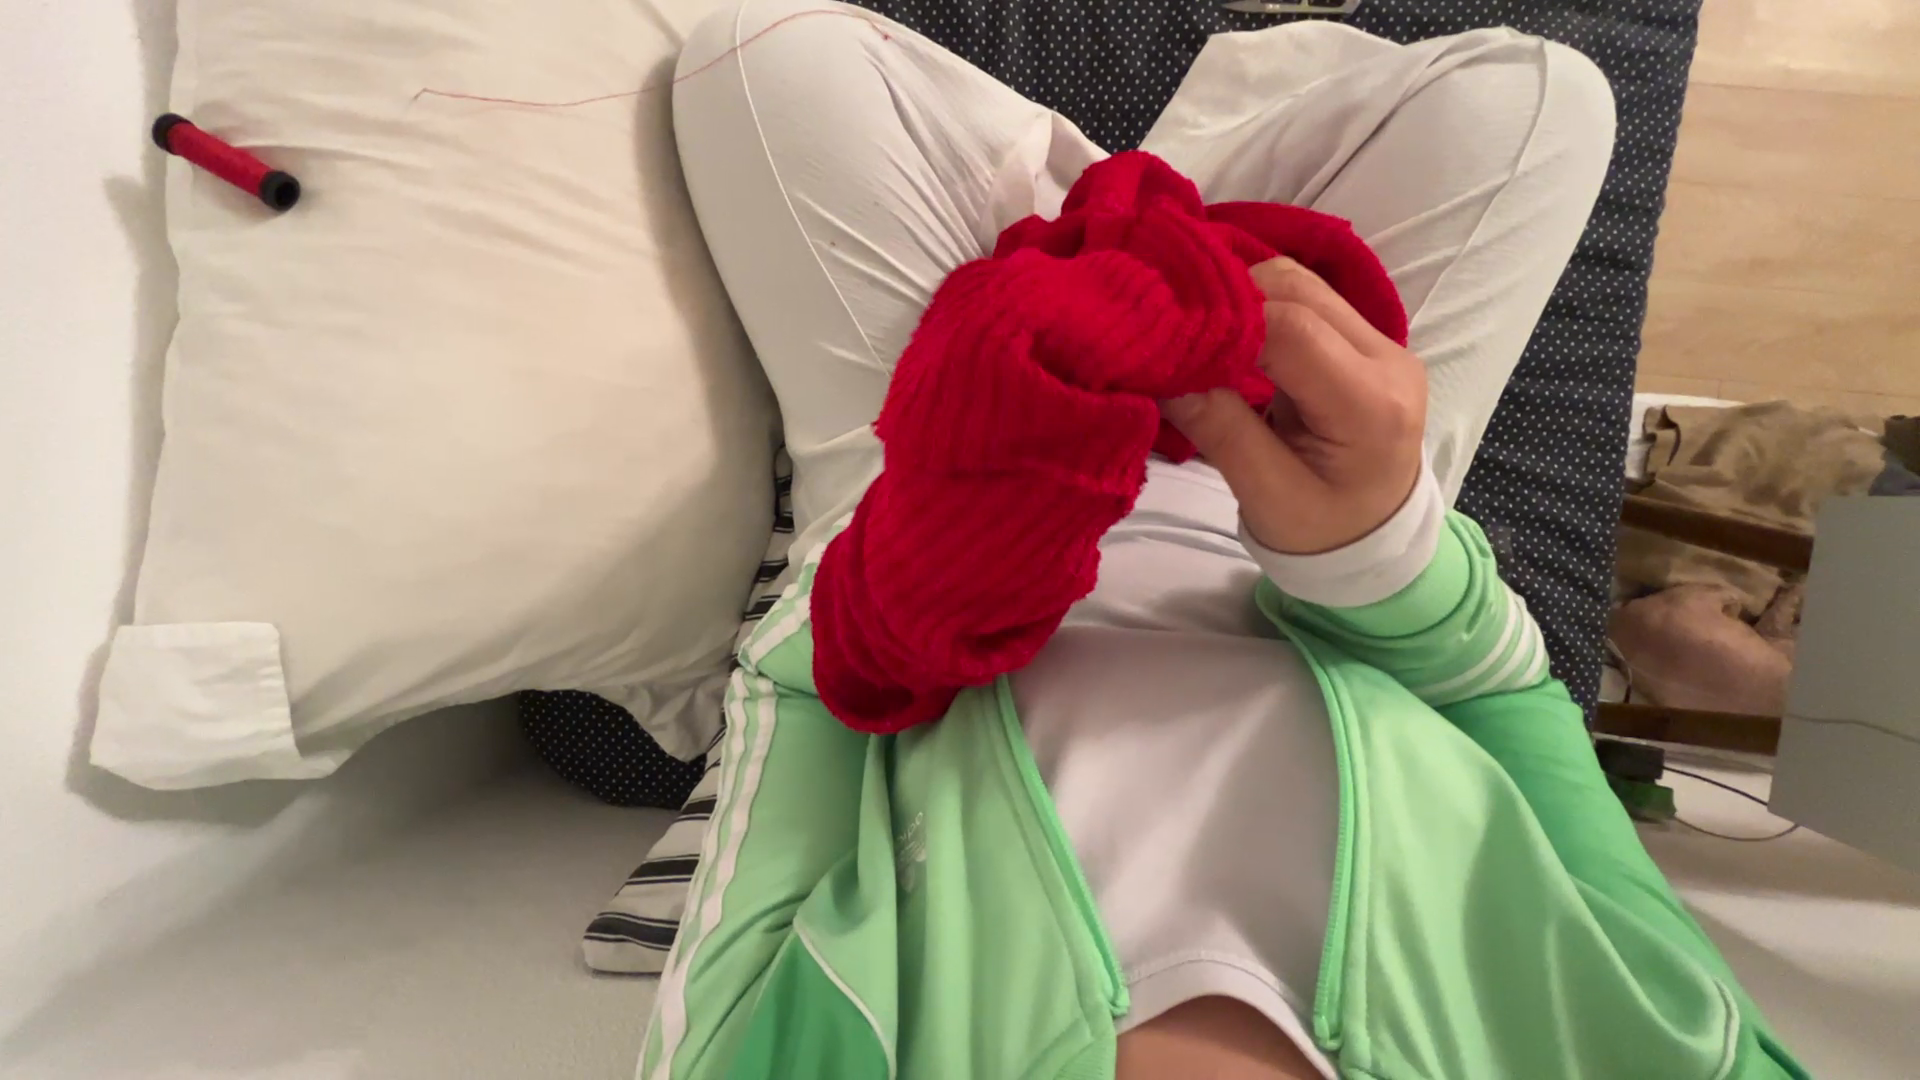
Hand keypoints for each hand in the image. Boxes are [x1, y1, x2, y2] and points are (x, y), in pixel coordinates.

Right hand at [1163, 257, 1425, 554]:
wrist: (1371, 539)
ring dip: (1245, 300)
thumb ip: (1222, 431)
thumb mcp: (1266, 495)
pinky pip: (1306, 302)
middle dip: (1231, 301)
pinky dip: (1259, 309)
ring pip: (1302, 285)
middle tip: (1178, 335)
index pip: (1293, 331)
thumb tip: (1169, 378)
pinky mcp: (1364, 343)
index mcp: (1369, 405)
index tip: (1173, 345)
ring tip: (1201, 337)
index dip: (1227, 325)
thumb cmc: (1320, 530)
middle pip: (1299, 291)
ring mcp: (1382, 345)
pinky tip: (1230, 338)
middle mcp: (1387, 359)